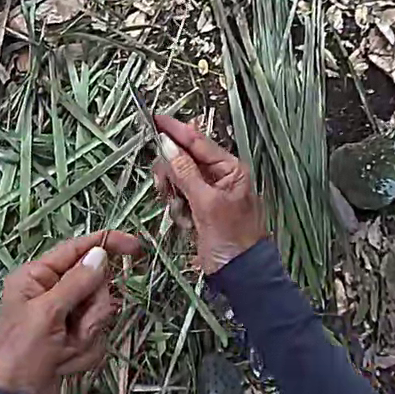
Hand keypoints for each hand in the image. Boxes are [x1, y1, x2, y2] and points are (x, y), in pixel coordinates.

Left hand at [0, 231, 145, 393]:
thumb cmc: (20, 352)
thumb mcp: (47, 313)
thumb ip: (76, 282)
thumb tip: (100, 255)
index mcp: (37, 276)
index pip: (77, 250)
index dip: (107, 244)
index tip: (136, 246)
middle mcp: (52, 291)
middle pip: (95, 285)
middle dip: (90, 311)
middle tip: (73, 329)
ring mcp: (64, 316)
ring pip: (99, 313)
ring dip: (86, 334)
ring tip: (63, 350)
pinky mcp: (72, 338)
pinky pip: (96, 336)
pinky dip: (83, 352)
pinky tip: (64, 362)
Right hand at [152, 115, 266, 274]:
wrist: (239, 274)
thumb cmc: (232, 239)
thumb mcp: (207, 203)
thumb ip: (185, 173)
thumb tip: (167, 145)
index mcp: (230, 169)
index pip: (198, 142)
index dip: (175, 130)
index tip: (155, 119)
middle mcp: (219, 177)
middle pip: (182, 160)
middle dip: (171, 174)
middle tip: (164, 187)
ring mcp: (208, 194)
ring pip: (176, 180)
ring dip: (174, 196)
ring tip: (182, 213)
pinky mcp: (198, 210)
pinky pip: (178, 199)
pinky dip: (177, 210)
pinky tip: (187, 224)